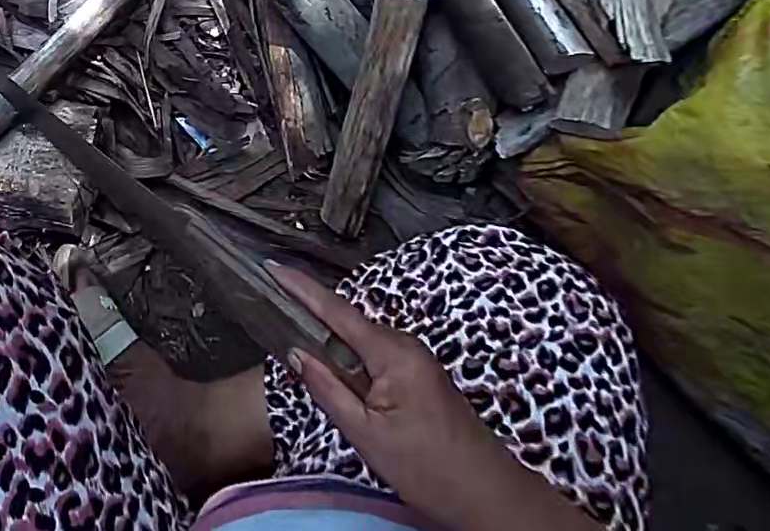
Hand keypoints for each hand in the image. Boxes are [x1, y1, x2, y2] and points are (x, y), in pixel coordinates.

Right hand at [268, 265, 601, 530]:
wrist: (498, 502)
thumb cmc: (431, 472)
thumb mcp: (368, 437)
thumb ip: (327, 389)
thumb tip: (295, 351)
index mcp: (392, 354)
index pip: (335, 310)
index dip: (300, 286)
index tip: (271, 266)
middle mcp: (404, 344)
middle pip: (345, 320)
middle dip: (310, 313)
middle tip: (273, 306)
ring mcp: (414, 356)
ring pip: (358, 337)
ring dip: (329, 337)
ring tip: (295, 337)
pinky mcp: (418, 371)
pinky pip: (372, 351)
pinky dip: (348, 353)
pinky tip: (333, 367)